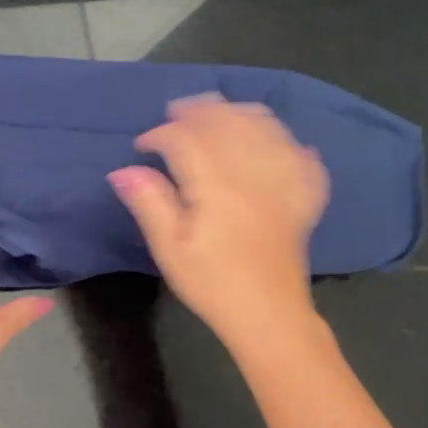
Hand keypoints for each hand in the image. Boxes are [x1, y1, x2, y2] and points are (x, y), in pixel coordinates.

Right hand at [108, 95, 328, 347]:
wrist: (268, 316)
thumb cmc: (210, 283)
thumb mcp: (169, 248)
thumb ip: (149, 203)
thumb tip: (123, 170)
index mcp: (217, 187)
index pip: (186, 140)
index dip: (160, 135)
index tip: (141, 146)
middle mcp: (254, 175)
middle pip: (228, 123)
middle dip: (199, 111)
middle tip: (175, 113)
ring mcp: (285, 184)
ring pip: (266, 129)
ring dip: (239, 114)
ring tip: (218, 115)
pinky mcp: (304, 198)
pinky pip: (301, 156)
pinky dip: (285, 141)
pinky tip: (274, 143)